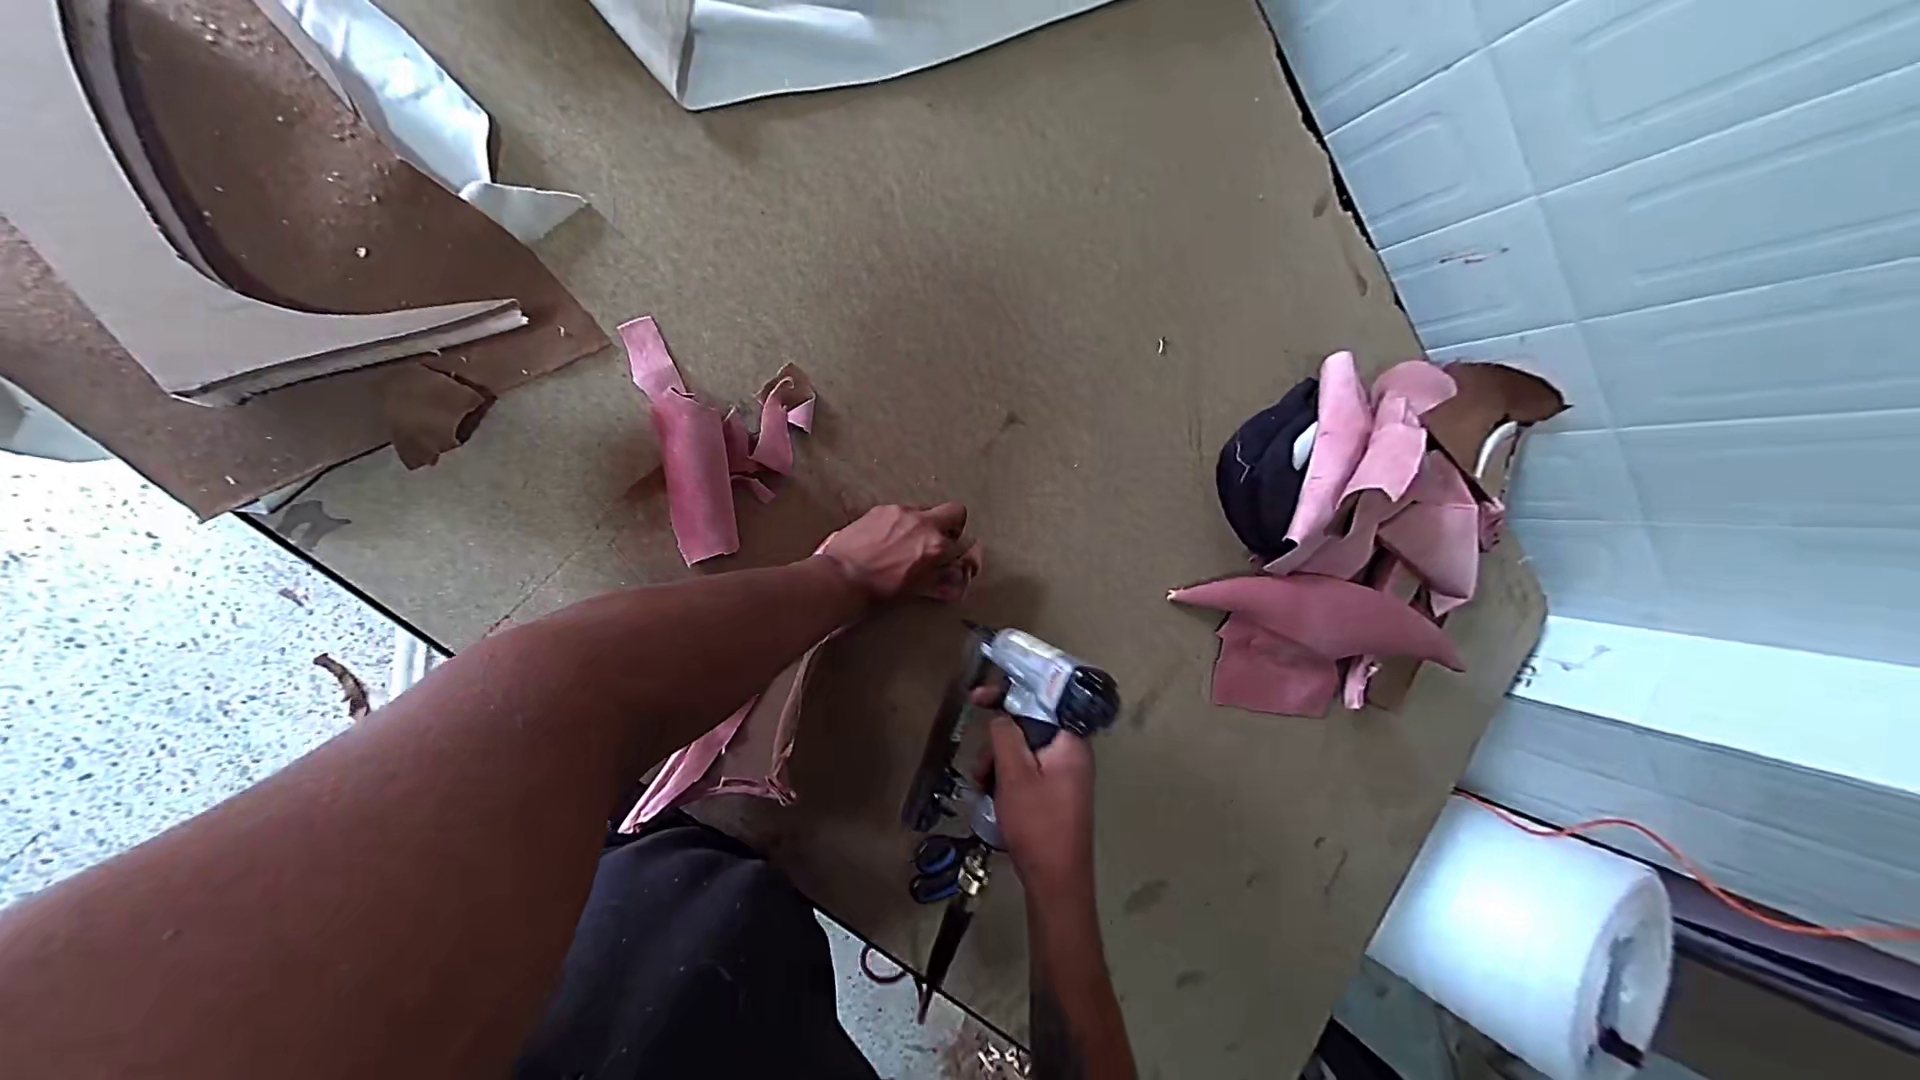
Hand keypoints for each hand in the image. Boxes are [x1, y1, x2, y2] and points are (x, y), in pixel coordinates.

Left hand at [817, 503, 970, 601]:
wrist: (843, 576)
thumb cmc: (879, 588)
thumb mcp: (918, 588)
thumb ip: (941, 579)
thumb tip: (954, 576)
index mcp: (936, 545)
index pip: (962, 543)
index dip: (957, 552)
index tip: (949, 557)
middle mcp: (923, 523)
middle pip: (955, 512)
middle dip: (952, 524)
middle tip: (938, 539)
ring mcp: (901, 512)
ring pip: (924, 511)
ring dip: (921, 524)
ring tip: (903, 543)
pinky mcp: (881, 509)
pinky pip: (899, 512)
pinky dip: (898, 523)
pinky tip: (884, 539)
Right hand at [976, 687, 1096, 913]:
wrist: (1055, 883)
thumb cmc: (1038, 825)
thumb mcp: (1014, 775)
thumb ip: (1006, 736)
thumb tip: (1002, 716)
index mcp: (1071, 742)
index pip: (1041, 701)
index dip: (1009, 695)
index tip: (980, 697)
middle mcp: (1071, 753)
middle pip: (1027, 728)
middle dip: (998, 745)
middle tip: (982, 768)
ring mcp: (1064, 775)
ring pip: (1022, 752)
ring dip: (998, 765)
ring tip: (985, 789)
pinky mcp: (1055, 793)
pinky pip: (1027, 772)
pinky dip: (1007, 780)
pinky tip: (994, 798)